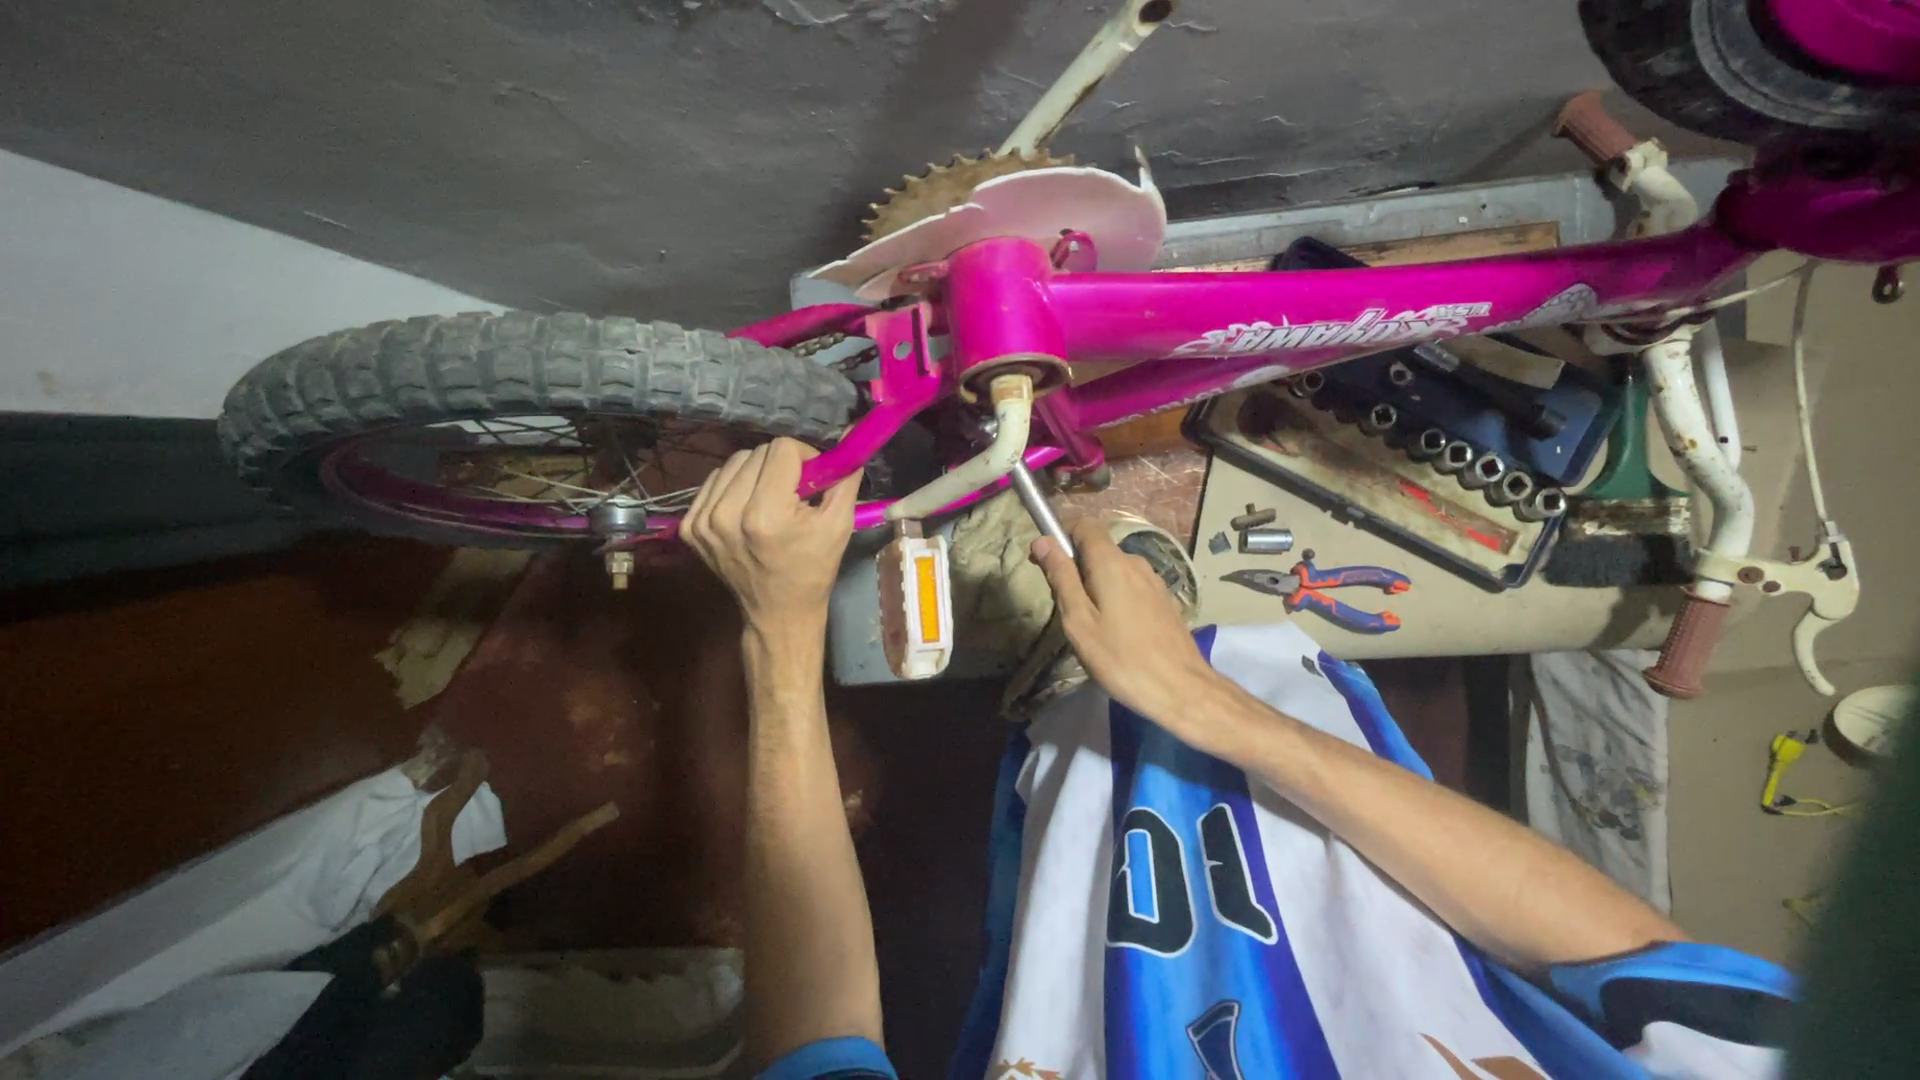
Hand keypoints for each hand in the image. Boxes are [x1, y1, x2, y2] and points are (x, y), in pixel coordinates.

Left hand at [682, 439, 861, 635]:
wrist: (777, 613)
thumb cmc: (814, 570)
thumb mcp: (840, 524)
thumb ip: (845, 475)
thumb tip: (852, 432)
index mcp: (765, 515)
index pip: (781, 449)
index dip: (804, 458)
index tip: (813, 480)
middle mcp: (726, 514)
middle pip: (757, 453)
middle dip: (781, 467)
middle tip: (795, 494)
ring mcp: (702, 522)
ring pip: (734, 463)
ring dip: (756, 474)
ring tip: (771, 502)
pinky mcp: (689, 528)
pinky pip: (715, 482)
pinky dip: (734, 487)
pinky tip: (748, 509)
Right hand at [1029, 516, 1219, 721]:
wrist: (1180, 689)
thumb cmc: (1121, 658)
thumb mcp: (1079, 620)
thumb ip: (1061, 577)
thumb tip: (1043, 541)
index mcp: (1112, 563)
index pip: (1085, 525)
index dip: (1062, 537)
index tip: (1047, 564)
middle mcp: (1136, 563)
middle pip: (1098, 550)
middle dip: (1076, 568)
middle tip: (1067, 609)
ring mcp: (1154, 581)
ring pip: (1114, 571)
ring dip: (1096, 587)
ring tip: (1091, 627)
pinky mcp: (1164, 601)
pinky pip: (1130, 587)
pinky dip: (1115, 598)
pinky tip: (1116, 633)